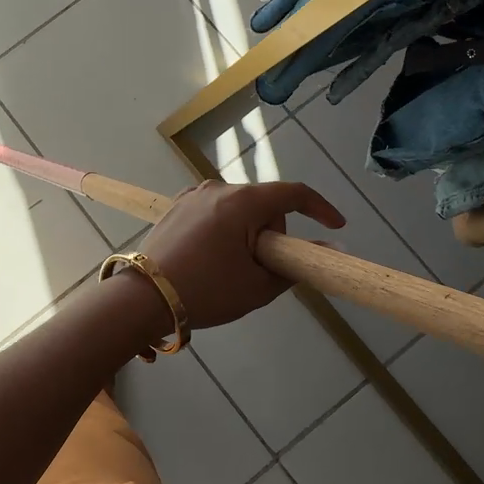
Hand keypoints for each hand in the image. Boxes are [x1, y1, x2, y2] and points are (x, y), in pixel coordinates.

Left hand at [140, 179, 344, 330]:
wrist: (146, 296)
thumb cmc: (207, 290)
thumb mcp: (260, 285)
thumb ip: (296, 265)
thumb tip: (328, 251)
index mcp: (242, 201)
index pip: (292, 193)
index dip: (320, 208)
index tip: (336, 227)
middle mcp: (216, 188)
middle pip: (262, 202)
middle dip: (273, 230)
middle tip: (262, 267)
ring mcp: (192, 194)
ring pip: (237, 207)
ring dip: (247, 230)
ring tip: (233, 267)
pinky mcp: (175, 206)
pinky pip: (214, 211)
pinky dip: (225, 228)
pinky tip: (213, 256)